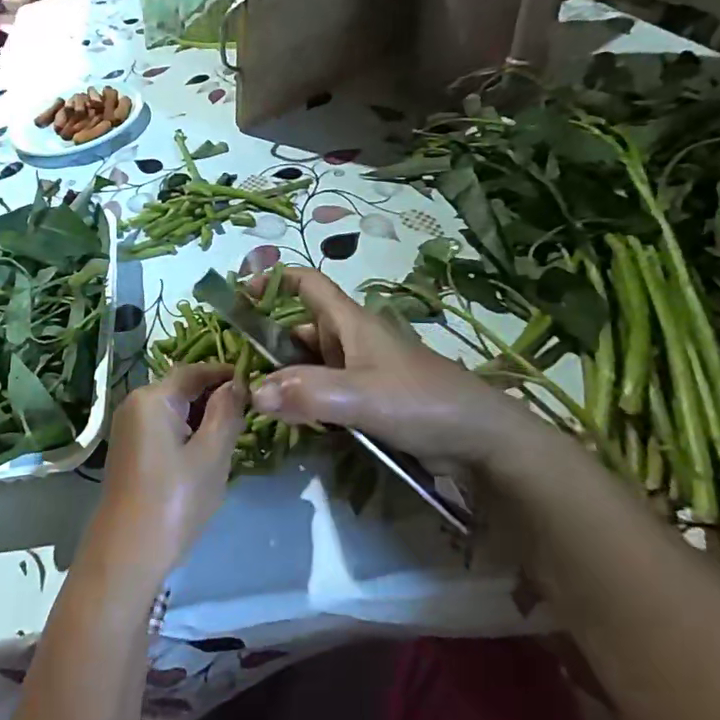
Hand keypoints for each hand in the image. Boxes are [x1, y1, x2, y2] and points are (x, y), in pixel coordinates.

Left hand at [91, 364, 244, 575]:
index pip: (196, 370)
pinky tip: (209, 453)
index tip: (259, 381)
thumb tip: (238, 383)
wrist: (127, 555)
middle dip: (217, 397)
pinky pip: (165, 428)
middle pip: (183, 388)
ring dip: (204, 417)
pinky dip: (188, 433)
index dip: (228, 373)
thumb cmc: (174, 500)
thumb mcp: (211, 454)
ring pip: (176, 410)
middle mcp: (135, 403)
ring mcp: (130, 428)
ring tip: (236, 433)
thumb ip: (227, 411)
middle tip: (252, 412)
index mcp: (152, 397)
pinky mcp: (131, 450)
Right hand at [249, 267, 527, 465]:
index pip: (308, 284)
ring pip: (312, 366)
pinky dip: (307, 402)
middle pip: (301, 330)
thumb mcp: (362, 398)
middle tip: (238, 373)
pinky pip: (327, 392)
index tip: (240, 293)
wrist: (480, 440)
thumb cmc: (422, 402)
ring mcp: (362, 371)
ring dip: (287, 380)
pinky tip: (293, 422)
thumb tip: (254, 393)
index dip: (274, 280)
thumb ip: (308, 394)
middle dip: (270, 346)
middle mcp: (353, 340)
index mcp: (351, 323)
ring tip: (257, 402)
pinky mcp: (370, 399)